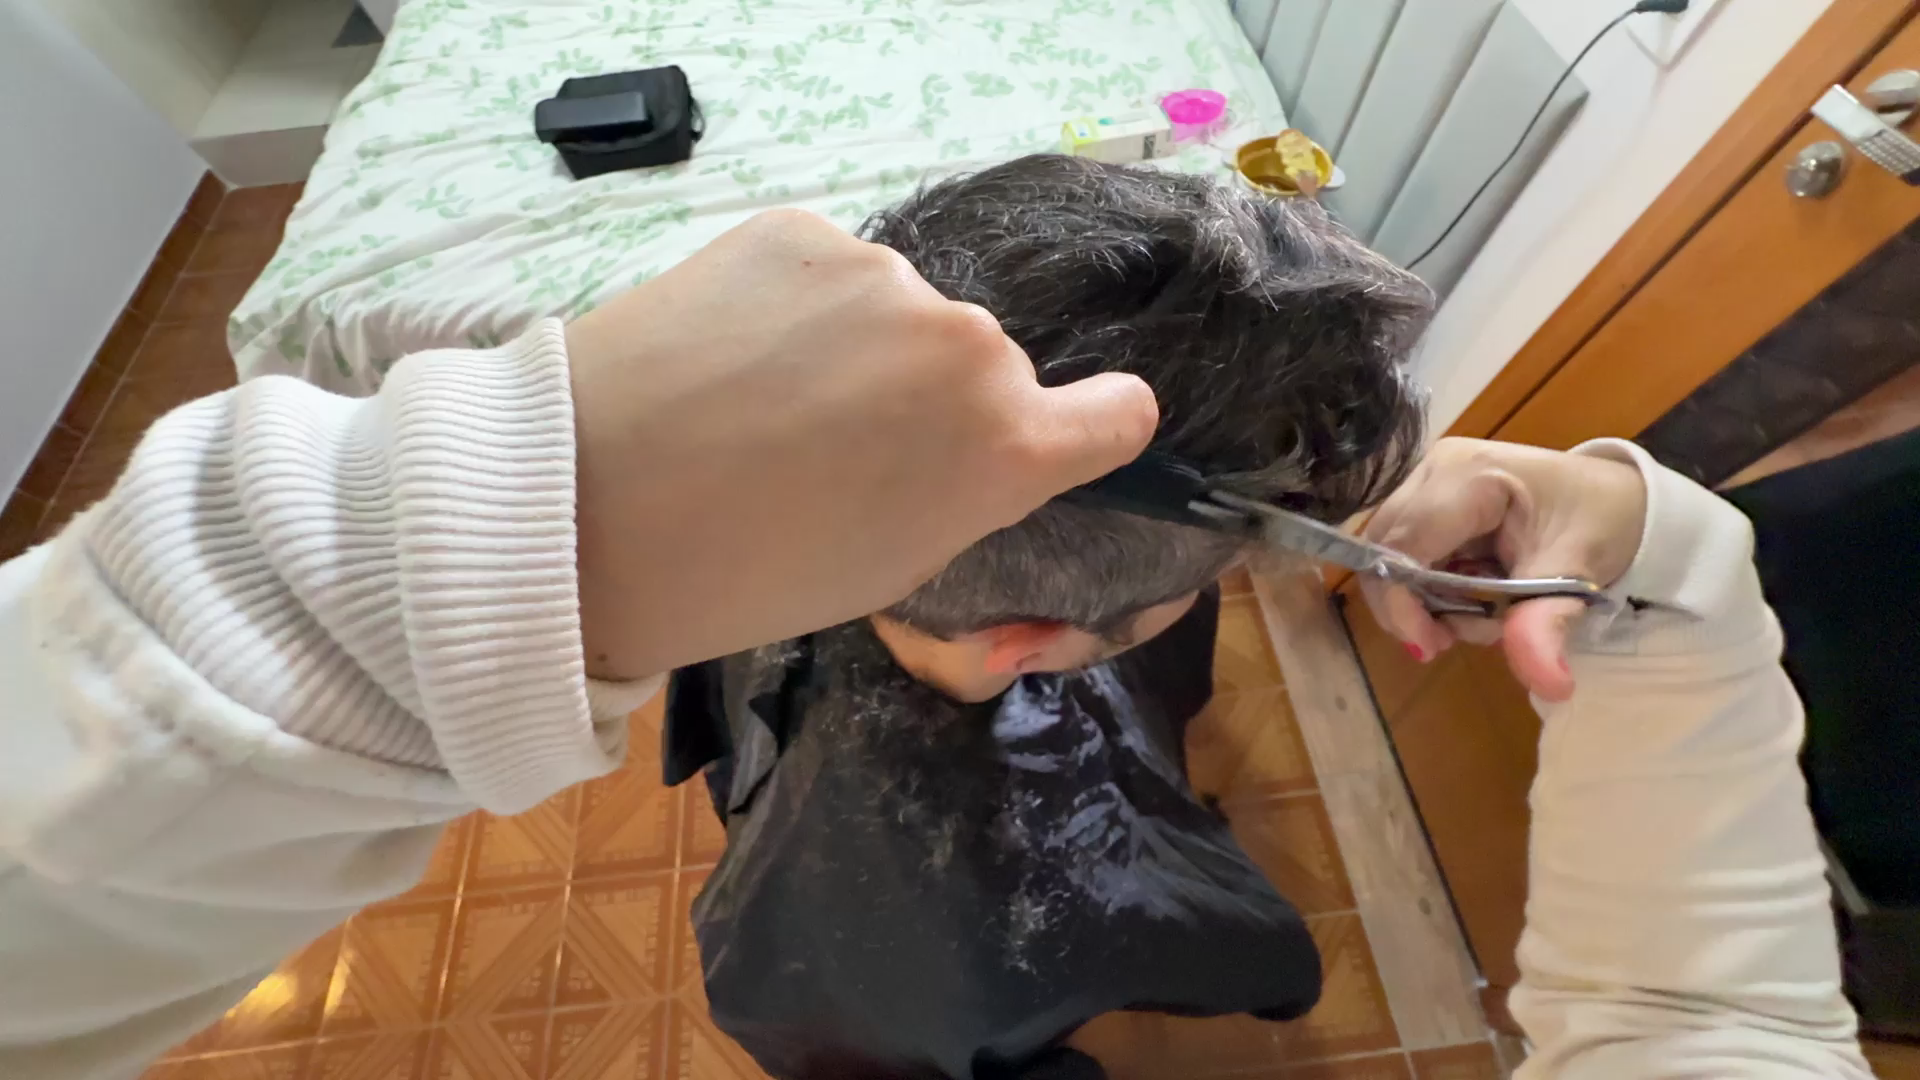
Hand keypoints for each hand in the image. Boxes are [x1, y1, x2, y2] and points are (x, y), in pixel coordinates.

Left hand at [566, 209, 1157, 679]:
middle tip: (844, 441)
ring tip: (773, 398)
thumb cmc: (761, 575)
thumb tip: (972, 439)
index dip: (1094, 426)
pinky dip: (806, 308)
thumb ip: (966, 488)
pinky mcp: (804, 230)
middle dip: (938, 400)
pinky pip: (836, 276)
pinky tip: (737, 349)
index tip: (1055, 435)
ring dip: (868, 350)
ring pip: (907, 317)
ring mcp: (889, 275)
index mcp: (1007, 447)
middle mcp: (971, 346)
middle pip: (986, 365)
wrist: (594, 513)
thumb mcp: (898, 561)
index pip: (1122, 411)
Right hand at [1358, 438, 1647, 701]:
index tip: (1428, 646)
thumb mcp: (1579, 573)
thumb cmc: (1602, 522)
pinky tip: (1457, 594)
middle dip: (1407, 604)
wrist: (1619, 495)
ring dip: (1415, 598)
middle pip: (1382, 549)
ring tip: (1464, 617)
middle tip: (1443, 642)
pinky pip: (1396, 550)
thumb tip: (1547, 684)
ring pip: (1383, 553)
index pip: (1402, 544)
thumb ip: (1546, 623)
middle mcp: (1429, 469)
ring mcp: (1419, 479)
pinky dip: (1420, 585)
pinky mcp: (1417, 496)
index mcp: (1468, 475)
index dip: (1401, 600)